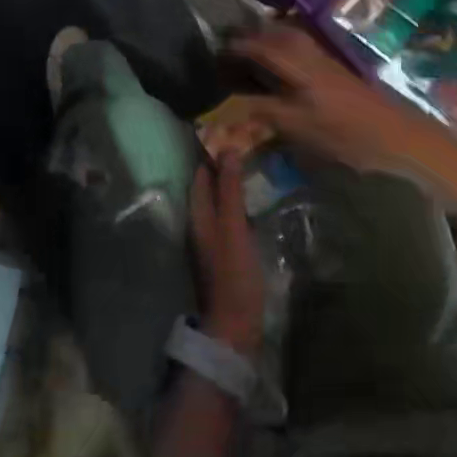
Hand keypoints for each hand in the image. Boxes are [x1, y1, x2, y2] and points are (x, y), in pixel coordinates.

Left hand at [188, 148, 264, 354]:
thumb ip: (230, 190)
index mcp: (197, 215)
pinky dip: (241, 202)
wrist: (235, 324)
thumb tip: (228, 150)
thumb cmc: (233, 273)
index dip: (213, 152)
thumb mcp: (233, 228)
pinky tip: (258, 198)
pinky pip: (230, 216)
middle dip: (225, 165)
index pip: (200, 174)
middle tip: (251, 143)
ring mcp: (212, 238)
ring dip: (233, 183)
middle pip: (209, 186)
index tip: (234, 131)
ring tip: (257, 164)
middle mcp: (200, 223)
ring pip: (220, 201)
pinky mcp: (226, 251)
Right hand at [226, 23, 456, 223]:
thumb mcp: (303, 130)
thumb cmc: (352, 138)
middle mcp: (315, 59)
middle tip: (232, 44)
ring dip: (272, 38)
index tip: (217, 50)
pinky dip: (288, 47)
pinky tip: (285, 63)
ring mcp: (331, 64)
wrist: (402, 139)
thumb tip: (233, 106)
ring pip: (295, 39)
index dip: (239, 48)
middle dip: (254, 35)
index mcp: (303, 70)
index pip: (263, 51)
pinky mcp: (341, 73)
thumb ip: (267, 113)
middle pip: (280, 36)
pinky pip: (306, 49)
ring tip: (254, 48)